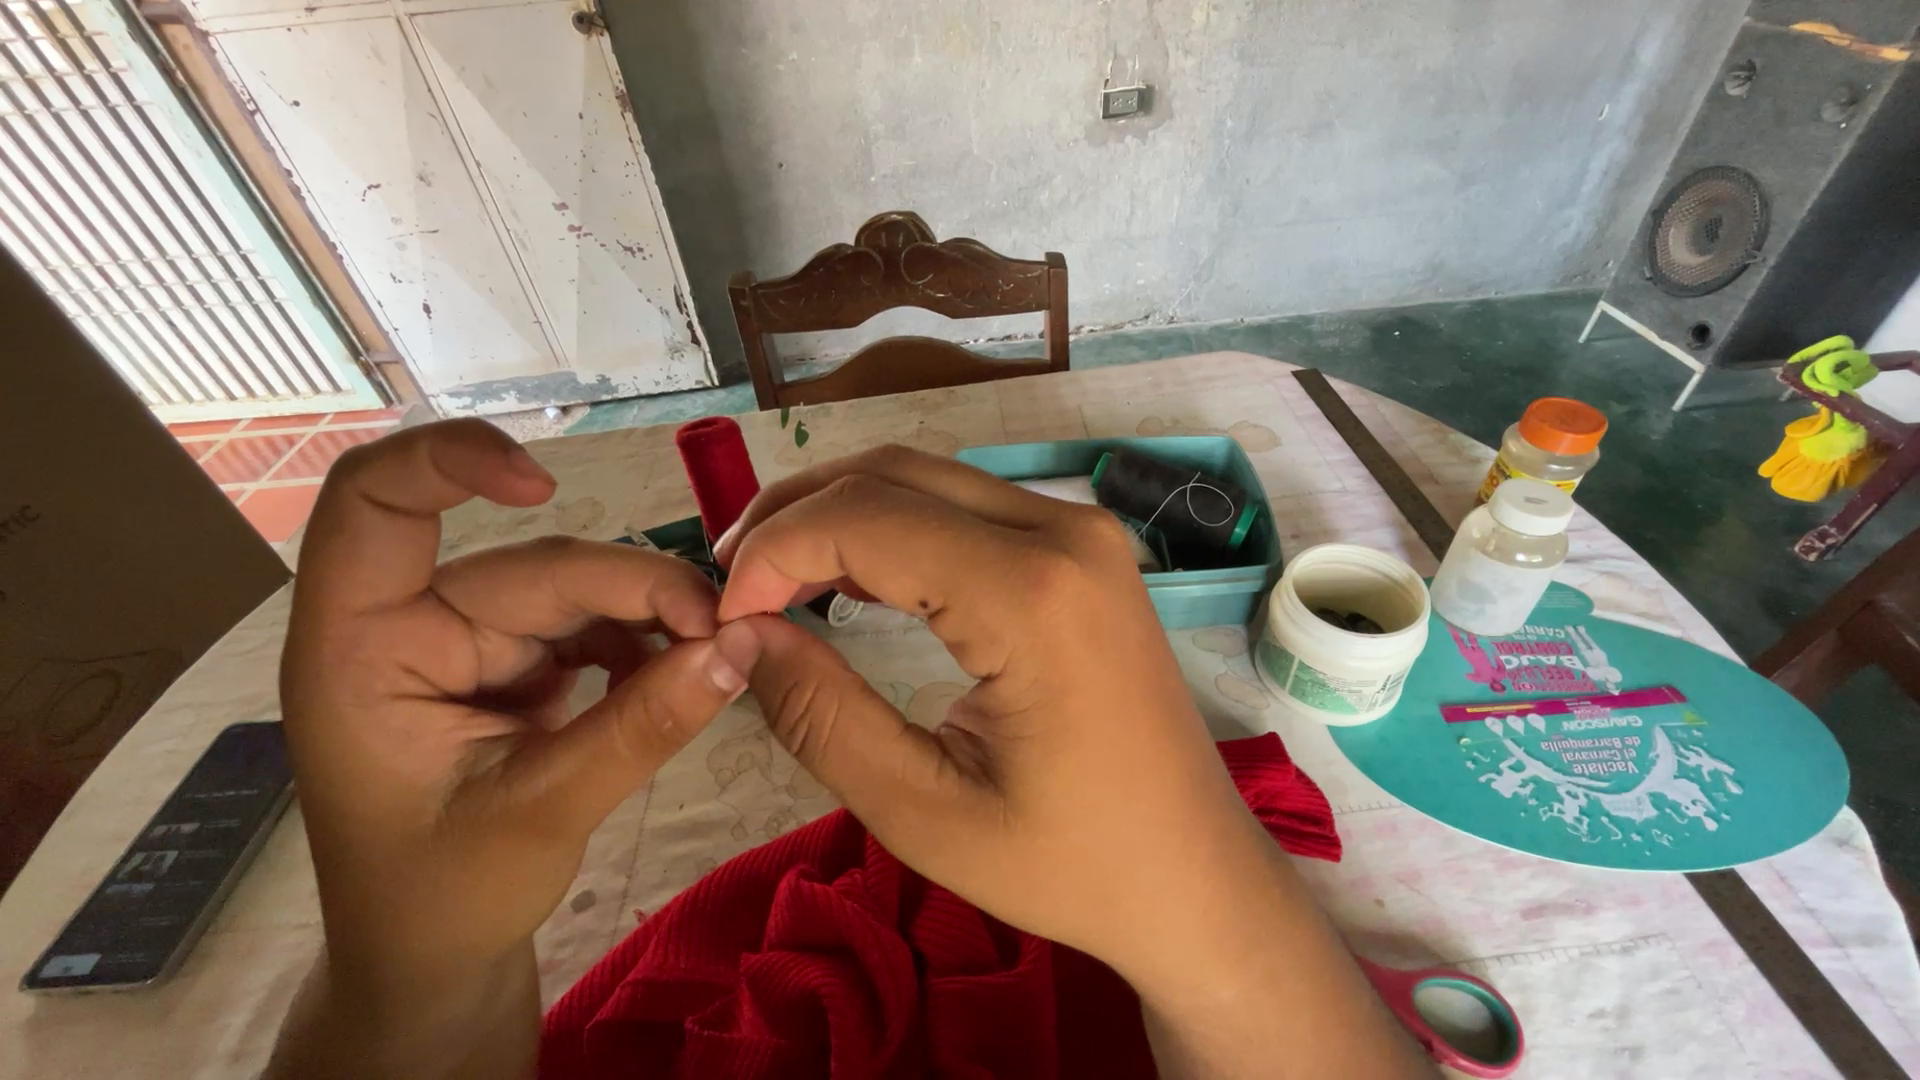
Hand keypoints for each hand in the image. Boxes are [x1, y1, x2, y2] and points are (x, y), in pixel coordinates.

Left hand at [270, 420, 757, 1078]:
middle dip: (638, 590)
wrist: (438, 950)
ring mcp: (476, 641)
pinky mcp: (523, 661)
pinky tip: (682, 670)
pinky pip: (598, 625)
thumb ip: (641, 729)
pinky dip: (647, 641)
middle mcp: (418, 626)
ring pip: (583, 591)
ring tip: (713, 653)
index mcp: (364, 650)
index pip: (376, 507)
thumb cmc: (445, 892)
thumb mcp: (541, 815)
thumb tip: (740, 647)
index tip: (543, 480)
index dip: (447, 463)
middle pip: (540, 566)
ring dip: (654, 614)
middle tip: (723, 632)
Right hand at [713, 446, 1429, 1077]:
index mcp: (1029, 592)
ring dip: (841, 513)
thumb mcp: (924, 811)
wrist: (1193, 873)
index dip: (773, 555)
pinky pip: (967, 507)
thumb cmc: (1070, 862)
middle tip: (731, 583)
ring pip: (928, 478)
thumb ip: (819, 713)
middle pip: (892, 476)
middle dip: (796, 516)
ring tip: (771, 575)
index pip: (864, 519)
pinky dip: (895, 527)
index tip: (721, 618)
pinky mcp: (1083, 549)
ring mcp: (1081, 531)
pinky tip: (850, 574)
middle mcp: (1062, 531)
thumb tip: (738, 632)